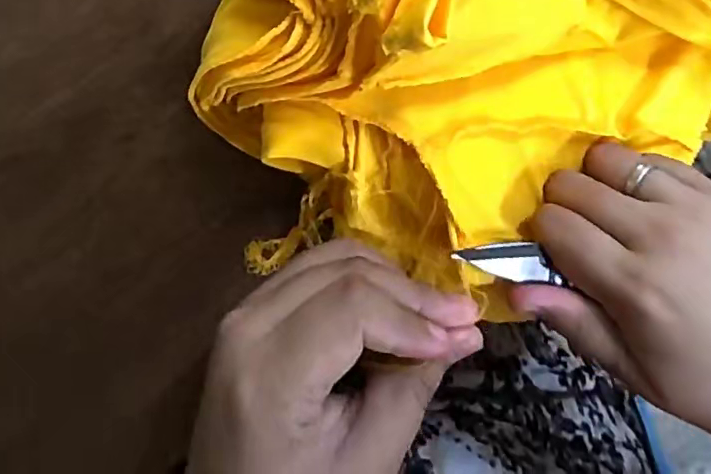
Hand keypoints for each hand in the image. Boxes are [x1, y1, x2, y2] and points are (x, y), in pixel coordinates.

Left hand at [187, 240, 483, 473]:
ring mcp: (244, 307)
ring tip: (429, 311)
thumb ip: (413, 387)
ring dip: (388, 277)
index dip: (412, 313)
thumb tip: (467, 331)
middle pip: (344, 270)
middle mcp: (247, 321)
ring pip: (331, 256)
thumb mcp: (364, 459)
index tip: (461, 332)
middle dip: (409, 291)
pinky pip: (314, 266)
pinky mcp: (250, 304)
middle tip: (461, 314)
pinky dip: (359, 276)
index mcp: (268, 371)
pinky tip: (390, 302)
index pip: (351, 305)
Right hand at [513, 142, 710, 472]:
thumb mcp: (630, 370)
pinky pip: (655, 159)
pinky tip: (651, 206)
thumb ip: (570, 320)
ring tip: (613, 211)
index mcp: (635, 285)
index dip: (543, 234)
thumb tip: (512, 286)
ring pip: (609, 156)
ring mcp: (694, 206)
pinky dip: (639, 176)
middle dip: (562, 203)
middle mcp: (660, 234)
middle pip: (574, 183)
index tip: (555, 251)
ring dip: (597, 180)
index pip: (555, 224)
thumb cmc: (702, 384)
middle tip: (581, 232)